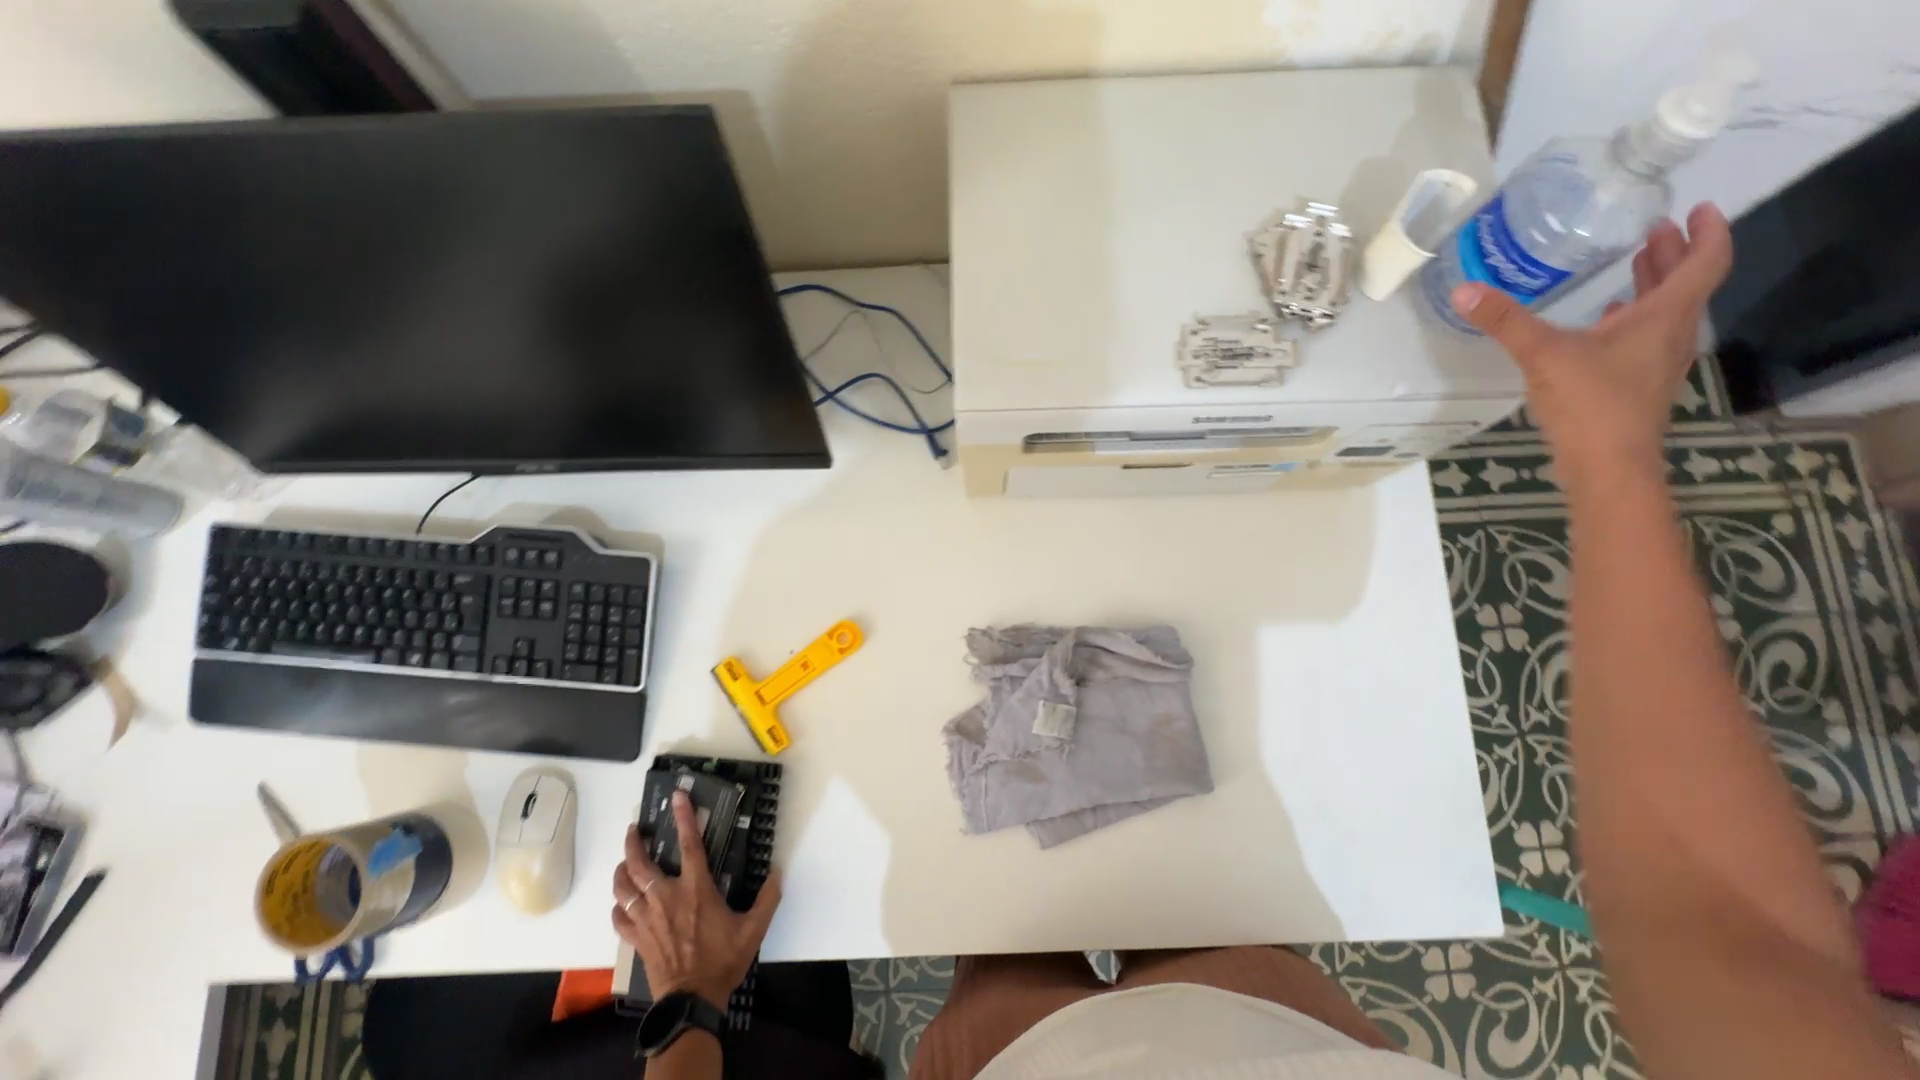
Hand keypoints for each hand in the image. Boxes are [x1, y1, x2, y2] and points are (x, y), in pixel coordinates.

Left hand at [612, 791, 782, 1008]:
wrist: (692, 999)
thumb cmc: (723, 960)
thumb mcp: (754, 929)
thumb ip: (767, 898)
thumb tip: (778, 871)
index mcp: (695, 889)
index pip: (690, 844)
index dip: (684, 817)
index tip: (677, 796)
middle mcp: (666, 897)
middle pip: (640, 862)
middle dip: (634, 842)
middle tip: (636, 830)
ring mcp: (646, 918)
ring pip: (623, 887)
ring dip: (621, 870)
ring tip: (625, 862)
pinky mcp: (636, 938)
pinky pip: (619, 917)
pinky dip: (618, 907)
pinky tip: (622, 904)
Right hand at [1451, 202, 1733, 482]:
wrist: (1607, 465)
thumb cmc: (1590, 402)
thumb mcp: (1542, 354)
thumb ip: (1506, 321)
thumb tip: (1464, 289)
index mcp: (1665, 317)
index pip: (1706, 262)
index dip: (1708, 232)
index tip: (1697, 209)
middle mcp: (1672, 334)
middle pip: (1686, 284)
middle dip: (1673, 254)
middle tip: (1657, 230)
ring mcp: (1659, 362)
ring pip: (1668, 311)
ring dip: (1655, 285)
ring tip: (1636, 264)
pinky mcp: (1640, 384)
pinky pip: (1647, 338)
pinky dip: (1634, 318)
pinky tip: (1605, 321)